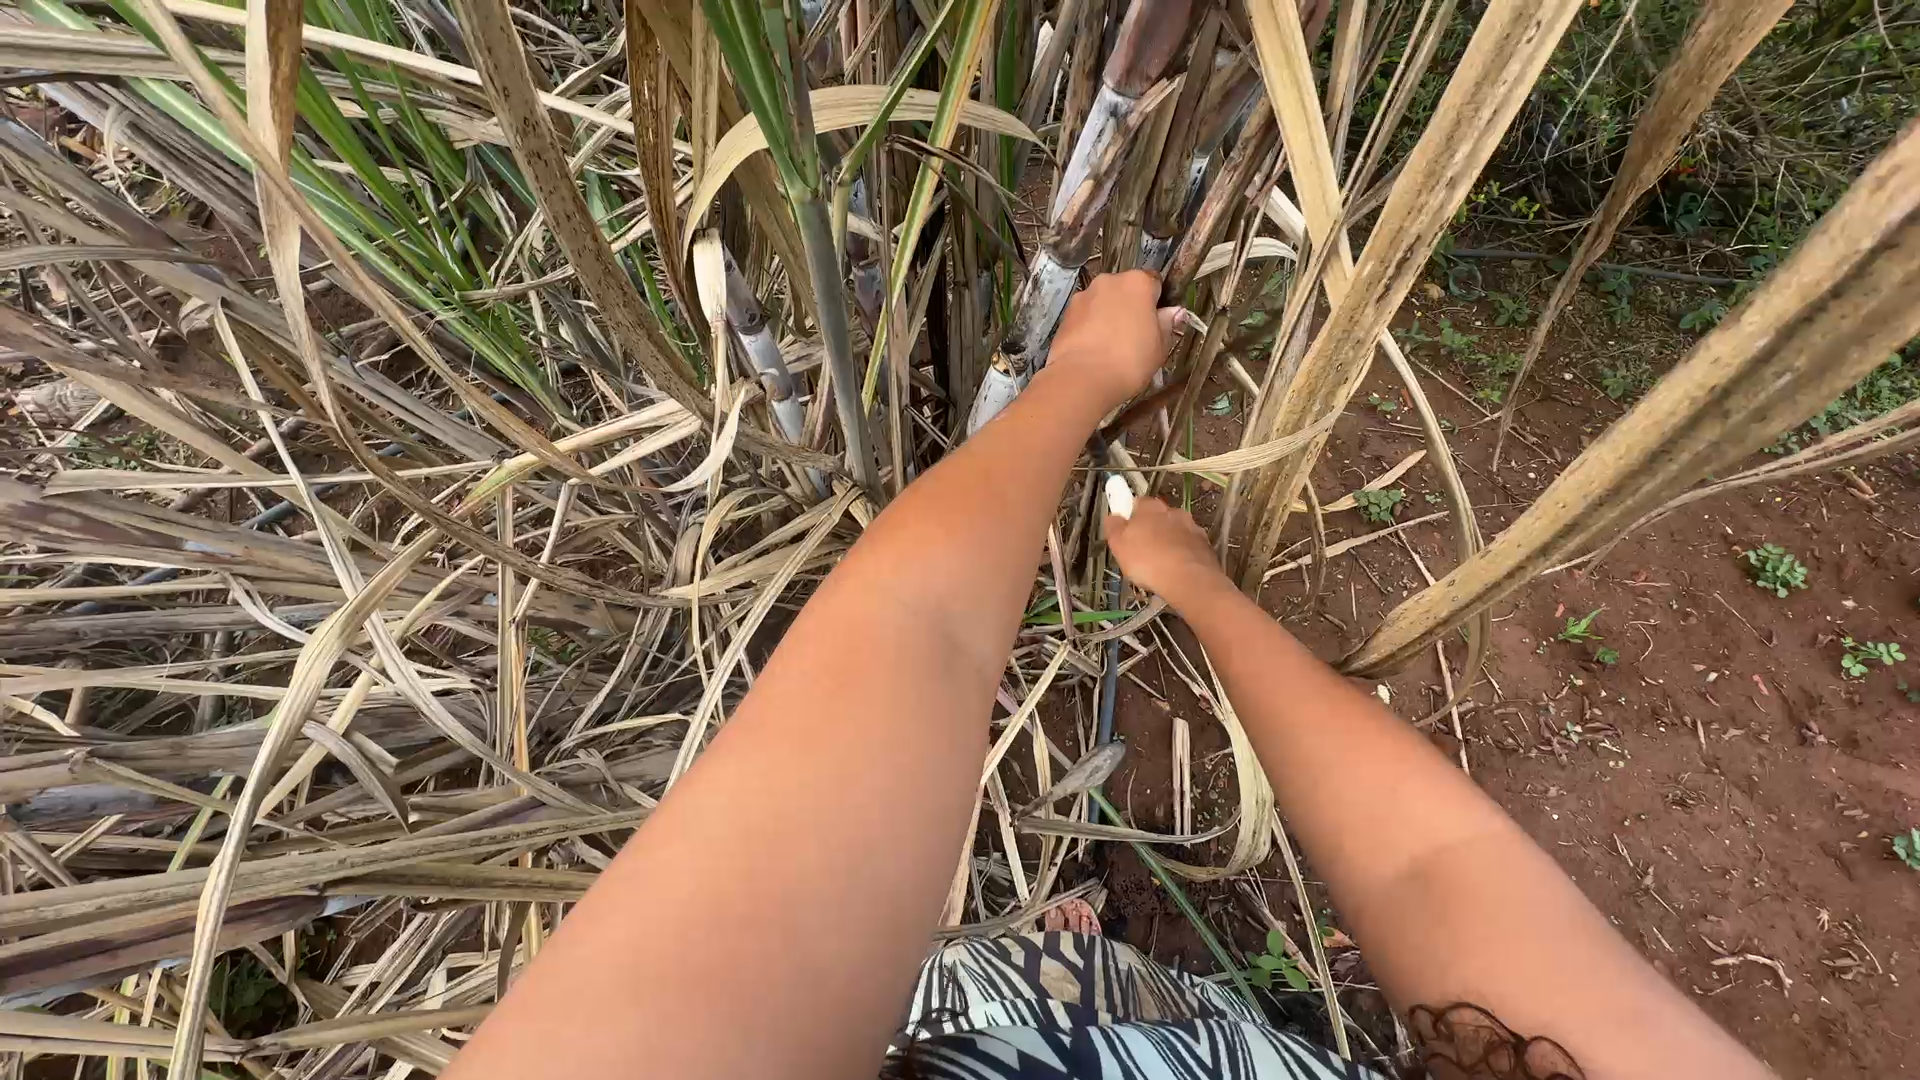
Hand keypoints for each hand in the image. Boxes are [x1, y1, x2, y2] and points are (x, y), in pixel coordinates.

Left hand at [1046, 270, 1181, 410]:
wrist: (1082, 378)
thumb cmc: (1129, 360)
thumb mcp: (1159, 346)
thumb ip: (1166, 324)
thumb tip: (1173, 312)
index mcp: (1137, 282)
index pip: (1154, 283)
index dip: (1156, 303)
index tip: (1155, 323)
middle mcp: (1108, 281)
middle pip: (1124, 290)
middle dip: (1129, 308)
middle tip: (1132, 337)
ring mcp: (1083, 297)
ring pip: (1101, 303)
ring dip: (1106, 317)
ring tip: (1108, 347)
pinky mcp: (1065, 316)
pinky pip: (1084, 318)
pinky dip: (1089, 328)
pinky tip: (1092, 350)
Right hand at [1105, 496, 1227, 605]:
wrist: (1189, 579)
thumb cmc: (1147, 560)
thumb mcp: (1118, 545)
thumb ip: (1114, 527)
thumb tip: (1114, 517)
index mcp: (1150, 507)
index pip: (1138, 502)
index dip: (1131, 516)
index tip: (1126, 532)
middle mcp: (1174, 512)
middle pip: (1159, 517)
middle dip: (1152, 529)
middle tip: (1141, 551)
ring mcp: (1193, 528)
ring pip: (1176, 532)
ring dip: (1169, 542)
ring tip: (1161, 564)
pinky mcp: (1206, 546)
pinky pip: (1189, 547)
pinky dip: (1183, 555)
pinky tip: (1176, 571)